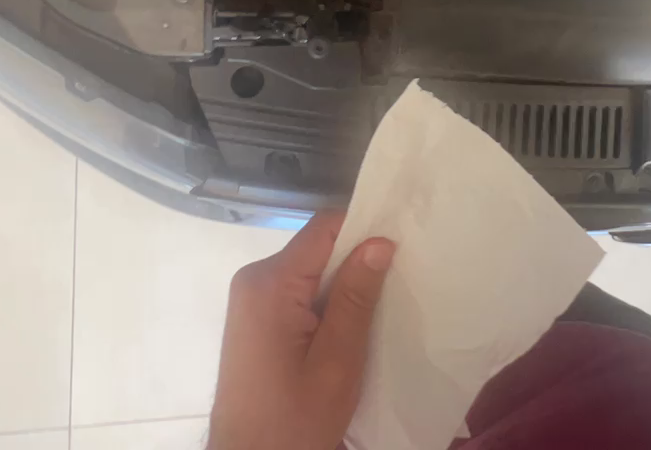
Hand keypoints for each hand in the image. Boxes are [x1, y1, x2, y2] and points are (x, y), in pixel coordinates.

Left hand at [208, 211, 395, 449]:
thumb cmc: (294, 422)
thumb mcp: (337, 361)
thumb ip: (356, 296)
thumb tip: (380, 240)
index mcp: (271, 282)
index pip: (324, 228)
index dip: (363, 229)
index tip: (399, 246)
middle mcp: (254, 279)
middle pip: (317, 247)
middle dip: (355, 261)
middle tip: (394, 284)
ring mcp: (250, 299)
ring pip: (310, 269)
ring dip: (341, 285)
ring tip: (374, 310)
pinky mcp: (253, 319)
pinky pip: (297, 291)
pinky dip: (324, 302)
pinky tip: (346, 328)